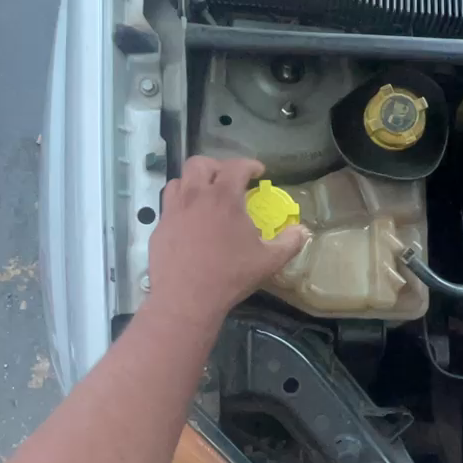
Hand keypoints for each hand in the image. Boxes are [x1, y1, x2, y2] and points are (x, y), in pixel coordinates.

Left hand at [143, 156, 307, 327]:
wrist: (185, 299)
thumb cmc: (230, 276)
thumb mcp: (269, 261)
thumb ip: (289, 242)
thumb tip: (302, 231)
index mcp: (223, 198)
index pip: (236, 166)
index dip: (249, 164)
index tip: (258, 172)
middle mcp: (195, 196)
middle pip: (199, 163)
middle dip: (216, 166)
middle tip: (228, 181)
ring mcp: (173, 211)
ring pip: (178, 181)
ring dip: (193, 183)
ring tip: (205, 197)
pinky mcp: (159, 228)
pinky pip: (168, 206)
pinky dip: (180, 205)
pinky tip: (190, 223)